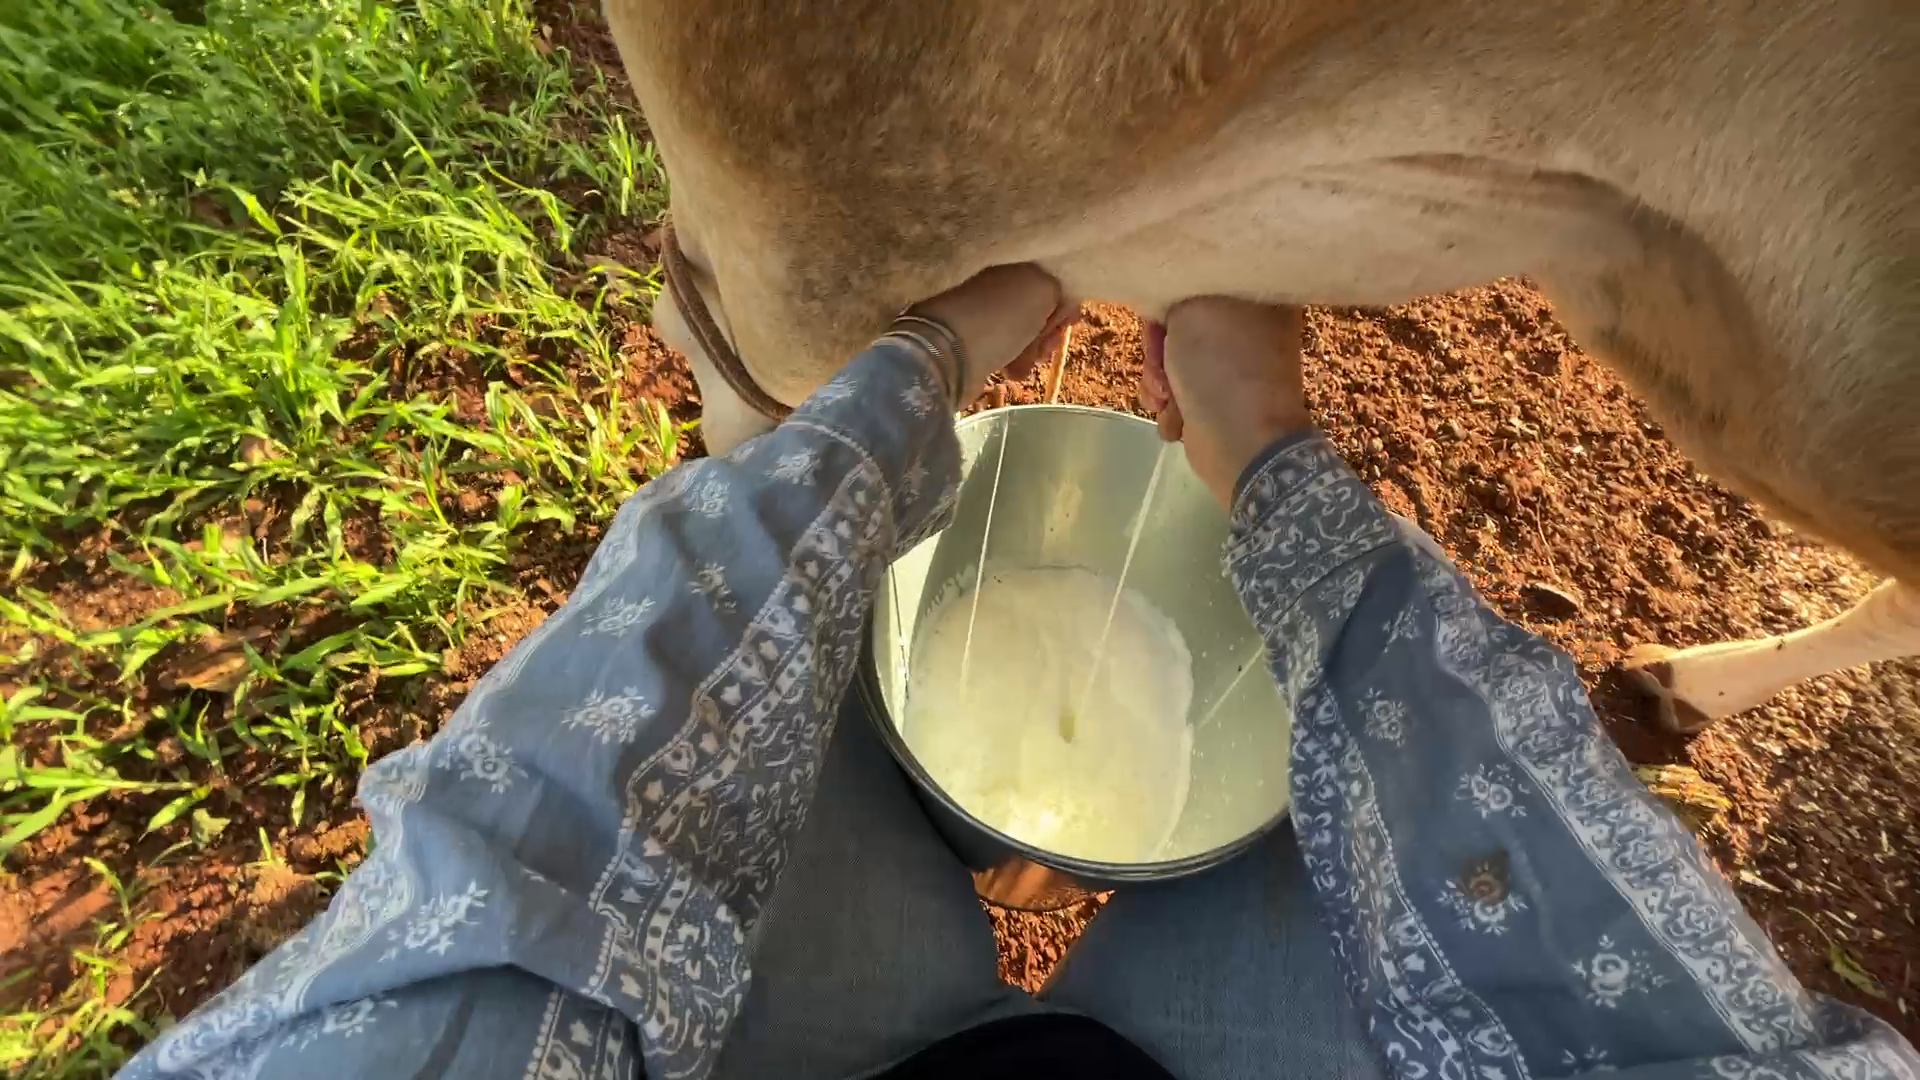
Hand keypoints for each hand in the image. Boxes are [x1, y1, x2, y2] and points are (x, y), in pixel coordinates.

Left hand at [905, 264, 1072, 404]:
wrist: (949, 355)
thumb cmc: (1001, 315)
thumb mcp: (1043, 288)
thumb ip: (1057, 288)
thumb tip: (1059, 303)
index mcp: (1004, 262)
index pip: (1042, 275)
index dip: (1060, 299)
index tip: (1069, 321)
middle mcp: (988, 283)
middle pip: (1032, 305)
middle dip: (1048, 328)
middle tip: (1049, 343)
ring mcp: (975, 314)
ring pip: (1019, 330)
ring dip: (1033, 348)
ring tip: (1034, 360)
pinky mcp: (967, 345)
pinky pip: (1001, 350)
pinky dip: (1012, 361)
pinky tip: (1013, 372)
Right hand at [1141, 298, 1312, 508]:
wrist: (1241, 440)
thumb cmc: (1220, 365)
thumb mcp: (1190, 306)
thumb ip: (1175, 294)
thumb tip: (1169, 306)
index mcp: (1257, 295)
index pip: (1196, 284)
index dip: (1167, 303)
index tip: (1157, 323)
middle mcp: (1250, 327)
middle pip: (1180, 324)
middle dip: (1158, 351)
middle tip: (1159, 366)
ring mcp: (1234, 367)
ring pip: (1173, 360)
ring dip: (1159, 383)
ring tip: (1165, 400)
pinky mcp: (1219, 399)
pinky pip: (1179, 391)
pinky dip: (1170, 407)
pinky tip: (1175, 419)